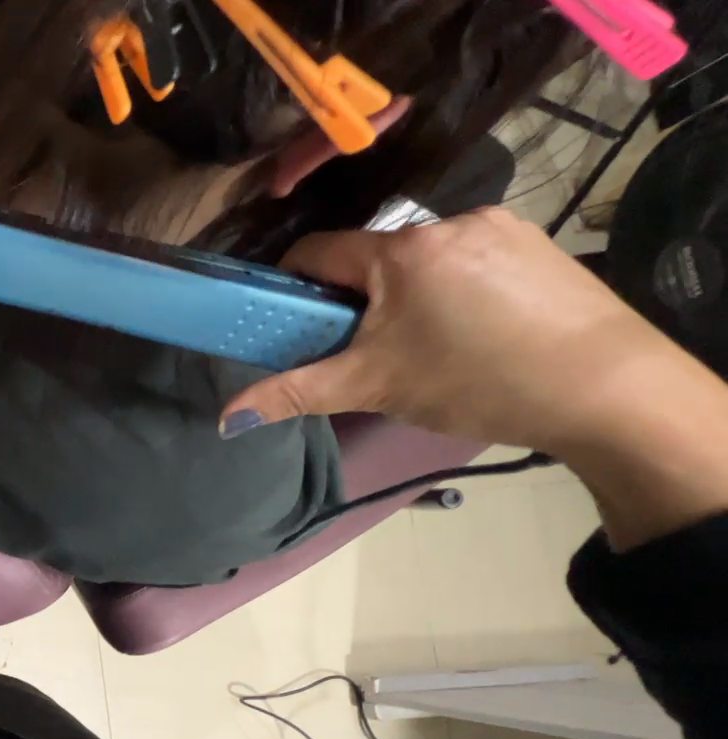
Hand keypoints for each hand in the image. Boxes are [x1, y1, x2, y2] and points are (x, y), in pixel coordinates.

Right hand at [218, 208, 727, 549]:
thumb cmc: (473, 380)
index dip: (289, 284)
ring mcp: (501, 230)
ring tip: (414, 346)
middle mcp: (451, 224)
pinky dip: (445, 291)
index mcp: (402, 251)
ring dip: (398, 296)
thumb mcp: (369, 387)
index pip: (317, 251)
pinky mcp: (537, 248)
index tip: (288, 322)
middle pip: (368, 258)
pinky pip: (462, 262)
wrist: (608, 390)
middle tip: (354, 348)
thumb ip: (291, 394)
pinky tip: (463, 332)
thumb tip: (224, 420)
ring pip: (417, 261)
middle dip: (349, 299)